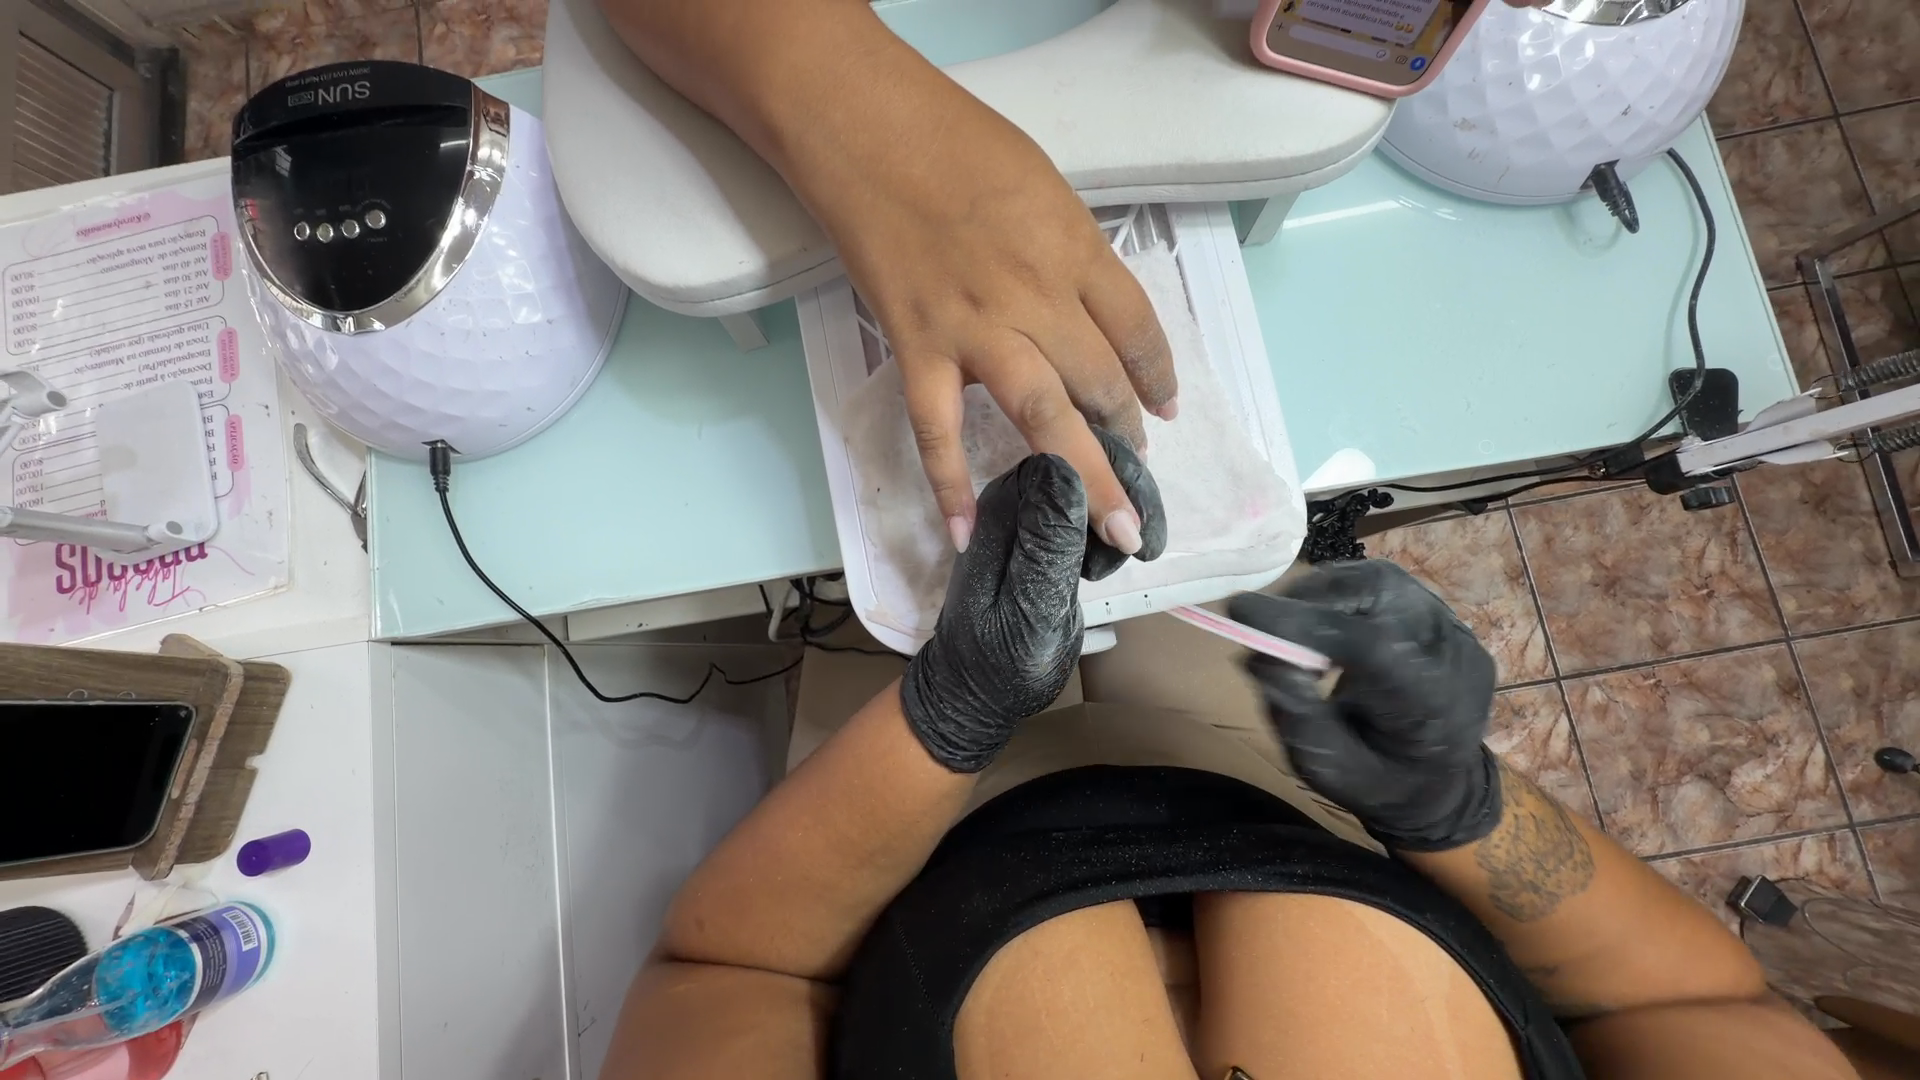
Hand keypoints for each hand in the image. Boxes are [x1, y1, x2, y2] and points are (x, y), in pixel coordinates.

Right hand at [792, 73, 1175, 558]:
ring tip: (1109, 526)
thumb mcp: (1043, 189)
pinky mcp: (918, 349)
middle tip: (1138, 487)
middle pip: (1099, 382)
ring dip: (1084, 475)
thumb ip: (1073, 257)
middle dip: (1127, 440)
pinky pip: (937, 430)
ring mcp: (975, 329)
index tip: (1164, 411)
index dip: (1157, 377)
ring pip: (1041, 413)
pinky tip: (965, 531)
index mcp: (1074, 248)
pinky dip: (949, 485)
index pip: (1137, 328)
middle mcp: (1036, 296)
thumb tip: (1091, 316)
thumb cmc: (956, 142)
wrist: (865, 127)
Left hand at [901, 440, 1162, 772]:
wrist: (977, 692)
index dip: (1110, 482)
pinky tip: (1115, 560)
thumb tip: (1069, 469)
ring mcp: (1030, 515)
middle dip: (1126, 494)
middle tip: (1147, 548)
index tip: (1134, 539)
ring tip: (1131, 558)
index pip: (1066, 453)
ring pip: (1092, 478)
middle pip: (1083, 457)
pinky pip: (1087, 507)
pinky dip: (1113, 527)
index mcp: (1002, 509)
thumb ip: (1048, 544)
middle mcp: (1013, 500)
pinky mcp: (1045, 534)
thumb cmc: (999, 662)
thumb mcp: (1030, 609)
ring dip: (1125, 510)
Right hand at [1227, 560, 1501, 851]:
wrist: (1437, 781)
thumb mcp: (1329, 772)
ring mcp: (1450, 626)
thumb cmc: (1379, 782)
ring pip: (1376, 579)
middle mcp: (1452, 653)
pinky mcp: (1433, 612)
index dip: (1300, 621)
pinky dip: (1332, 593)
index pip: (1369, 645)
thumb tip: (1258, 658)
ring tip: (1288, 628)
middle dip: (1307, 598)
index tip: (1238, 609)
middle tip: (1260, 622)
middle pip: (1379, 593)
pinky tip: (1314, 623)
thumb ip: (1297, 719)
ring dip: (1317, 593)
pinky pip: (1377, 584)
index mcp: (1432, 706)